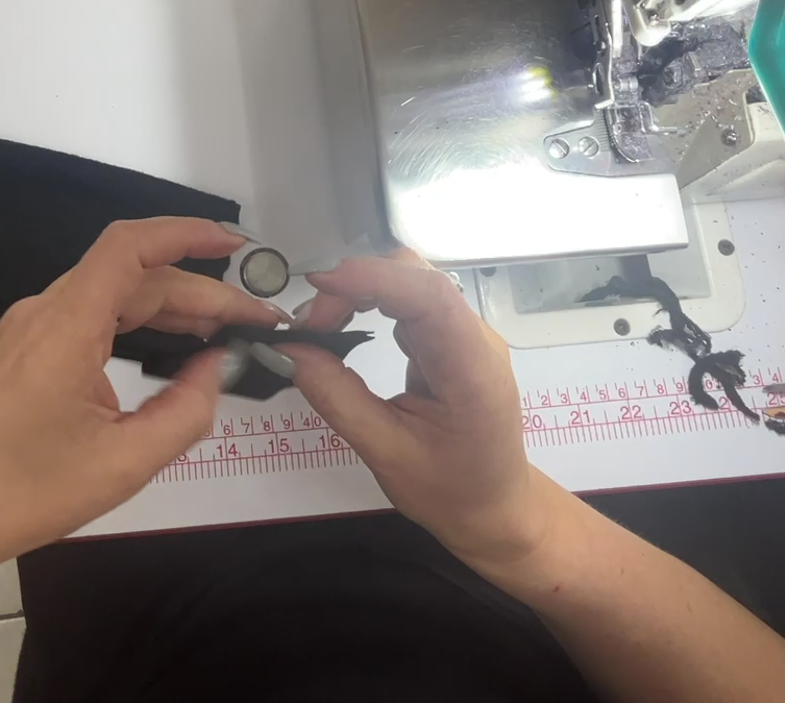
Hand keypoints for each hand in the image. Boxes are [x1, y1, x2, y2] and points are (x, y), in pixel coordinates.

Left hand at [0, 217, 280, 606]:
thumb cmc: (23, 495)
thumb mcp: (122, 464)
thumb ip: (186, 410)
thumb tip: (218, 364)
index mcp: (66, 326)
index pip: (128, 247)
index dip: (184, 232)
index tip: (233, 243)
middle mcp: (45, 310)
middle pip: (133, 277)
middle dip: (198, 291)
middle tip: (253, 320)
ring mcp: (30, 325)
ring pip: (113, 294)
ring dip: (169, 305)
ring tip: (223, 329)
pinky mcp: (24, 346)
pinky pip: (91, 315)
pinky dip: (136, 321)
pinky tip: (169, 342)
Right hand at [278, 250, 544, 571]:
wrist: (497, 509)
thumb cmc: (450, 490)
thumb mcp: (385, 452)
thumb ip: (335, 396)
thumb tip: (287, 349)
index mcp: (470, 369)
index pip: (428, 295)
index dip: (372, 277)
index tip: (319, 284)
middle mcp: (474, 338)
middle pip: (414, 276)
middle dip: (354, 285)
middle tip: (310, 324)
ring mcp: (464, 333)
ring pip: (408, 280)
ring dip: (359, 290)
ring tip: (321, 326)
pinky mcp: (449, 336)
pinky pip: (407, 299)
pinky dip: (369, 301)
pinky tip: (345, 326)